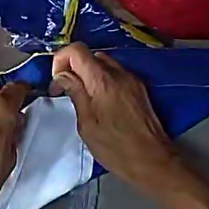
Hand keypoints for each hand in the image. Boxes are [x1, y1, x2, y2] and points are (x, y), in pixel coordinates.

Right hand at [49, 43, 187, 195]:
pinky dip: (104, 80)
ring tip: (83, 98)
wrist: (152, 159)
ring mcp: (132, 79)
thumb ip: (75, 93)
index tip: (57, 82)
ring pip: (104, 64)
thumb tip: (63, 75)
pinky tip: (100, 102)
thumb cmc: (115, 147)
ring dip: (89, 74)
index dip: (61, 60)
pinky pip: (117, 74)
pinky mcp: (139, 88)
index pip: (77, 50)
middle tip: (66, 90)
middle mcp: (119, 73)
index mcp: (102, 80)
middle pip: (91, 55)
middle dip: (74, 68)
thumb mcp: (86, 123)